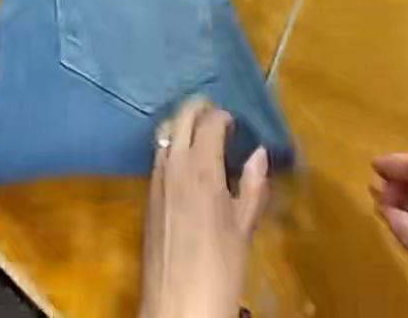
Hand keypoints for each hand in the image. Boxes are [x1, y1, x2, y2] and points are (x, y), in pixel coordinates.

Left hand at [139, 98, 270, 317]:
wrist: (177, 305)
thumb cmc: (219, 269)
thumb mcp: (244, 228)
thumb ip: (252, 186)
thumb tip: (259, 153)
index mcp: (201, 166)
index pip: (210, 121)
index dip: (224, 116)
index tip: (236, 123)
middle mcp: (174, 162)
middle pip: (182, 116)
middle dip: (199, 108)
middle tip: (217, 115)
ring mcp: (156, 175)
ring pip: (166, 131)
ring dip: (182, 124)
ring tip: (201, 134)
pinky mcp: (148, 191)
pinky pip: (159, 153)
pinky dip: (172, 145)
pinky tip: (186, 162)